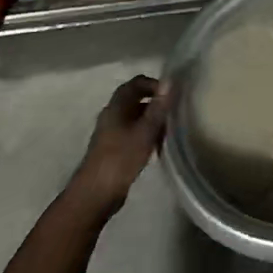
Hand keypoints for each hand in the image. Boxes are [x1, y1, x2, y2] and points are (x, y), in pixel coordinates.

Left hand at [70, 75, 168, 211]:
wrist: (97, 192)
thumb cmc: (121, 158)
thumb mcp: (145, 131)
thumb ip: (158, 107)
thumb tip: (170, 81)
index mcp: (116, 106)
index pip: (135, 83)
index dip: (154, 84)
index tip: (173, 94)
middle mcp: (112, 115)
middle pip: (135, 100)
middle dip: (156, 103)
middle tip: (175, 112)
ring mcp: (111, 132)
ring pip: (135, 118)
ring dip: (152, 121)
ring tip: (170, 130)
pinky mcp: (113, 148)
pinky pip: (133, 133)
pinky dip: (146, 135)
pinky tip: (157, 147)